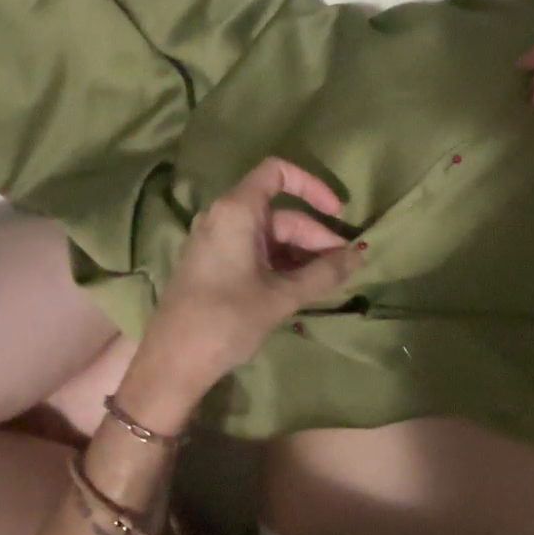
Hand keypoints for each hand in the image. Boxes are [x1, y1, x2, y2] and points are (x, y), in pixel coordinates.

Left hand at [132, 158, 362, 403]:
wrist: (172, 362)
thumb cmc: (226, 320)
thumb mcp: (280, 297)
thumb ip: (323, 273)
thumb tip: (361, 255)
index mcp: (235, 211)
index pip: (277, 172)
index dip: (312, 185)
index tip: (338, 214)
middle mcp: (223, 217)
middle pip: (280, 213)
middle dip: (315, 236)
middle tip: (344, 267)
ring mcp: (215, 242)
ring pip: (269, 236)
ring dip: (301, 254)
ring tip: (329, 282)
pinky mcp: (213, 266)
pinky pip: (254, 252)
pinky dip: (281, 264)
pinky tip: (302, 289)